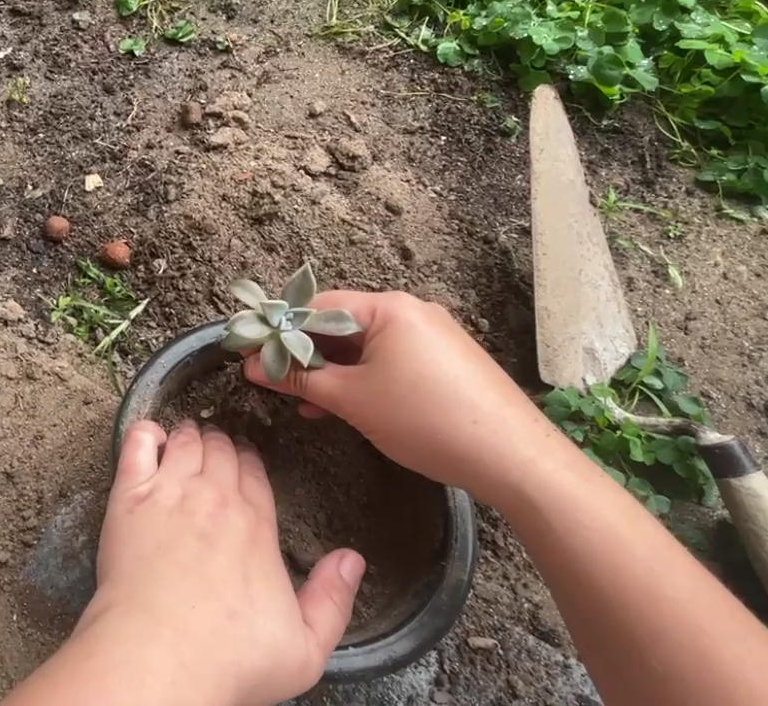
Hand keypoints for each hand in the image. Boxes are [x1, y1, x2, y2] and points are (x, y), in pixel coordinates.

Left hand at [74, 419, 364, 705]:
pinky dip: (147, 432)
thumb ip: (333, 599)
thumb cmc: (230, 658)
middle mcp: (214, 496)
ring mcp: (169, 491)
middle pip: (220, 449)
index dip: (249, 460)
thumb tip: (353, 558)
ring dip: (190, 434)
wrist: (159, 654)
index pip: (254, 471)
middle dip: (220, 442)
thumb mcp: (306, 648)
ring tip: (189, 434)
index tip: (244, 457)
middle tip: (215, 444)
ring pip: (185, 442)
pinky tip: (152, 435)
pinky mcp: (129, 495)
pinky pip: (138, 444)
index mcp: (256, 525)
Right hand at [244, 290, 574, 508]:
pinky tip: (344, 407)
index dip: (279, 330)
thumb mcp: (351, 399)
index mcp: (388, 308)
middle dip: (305, 354)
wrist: (517, 461)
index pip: (316, 306)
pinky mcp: (445, 363)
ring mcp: (431, 337)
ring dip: (331, 372)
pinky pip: (388, 361)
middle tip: (273, 379)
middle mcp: (410, 312)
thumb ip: (297, 378)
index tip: (250, 351)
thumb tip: (250, 367)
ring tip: (305, 402)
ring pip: (363, 347)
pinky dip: (361, 379)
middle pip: (340, 324)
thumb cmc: (426, 420)